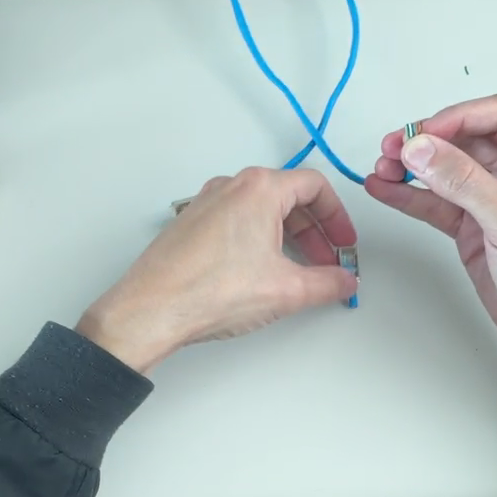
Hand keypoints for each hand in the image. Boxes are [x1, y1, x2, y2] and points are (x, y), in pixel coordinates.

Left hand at [78, 167, 358, 372]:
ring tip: (297, 271)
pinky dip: (258, 240)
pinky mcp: (190, 225)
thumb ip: (327, 283)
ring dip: (286, 237)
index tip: (344, 242)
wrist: (151, 310)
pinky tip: (261, 273)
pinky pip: (236, 222)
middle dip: (315, 231)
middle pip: (288, 197)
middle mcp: (231, 186)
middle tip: (328, 261)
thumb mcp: (287, 290)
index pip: (314, 186)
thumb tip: (345, 281)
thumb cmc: (212, 291)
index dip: (338, 216)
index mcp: (259, 189)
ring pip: (260, 210)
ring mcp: (206, 203)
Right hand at [365, 95, 496, 443]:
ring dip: (413, 167)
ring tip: (382, 167)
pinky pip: (437, 203)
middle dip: (428, 141)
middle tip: (393, 147)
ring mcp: (495, 202)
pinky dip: (410, 196)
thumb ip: (465, 182)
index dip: (456, 118)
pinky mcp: (474, 228)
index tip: (422, 133)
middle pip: (466, 139)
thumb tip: (423, 148)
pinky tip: (386, 188)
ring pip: (447, 171)